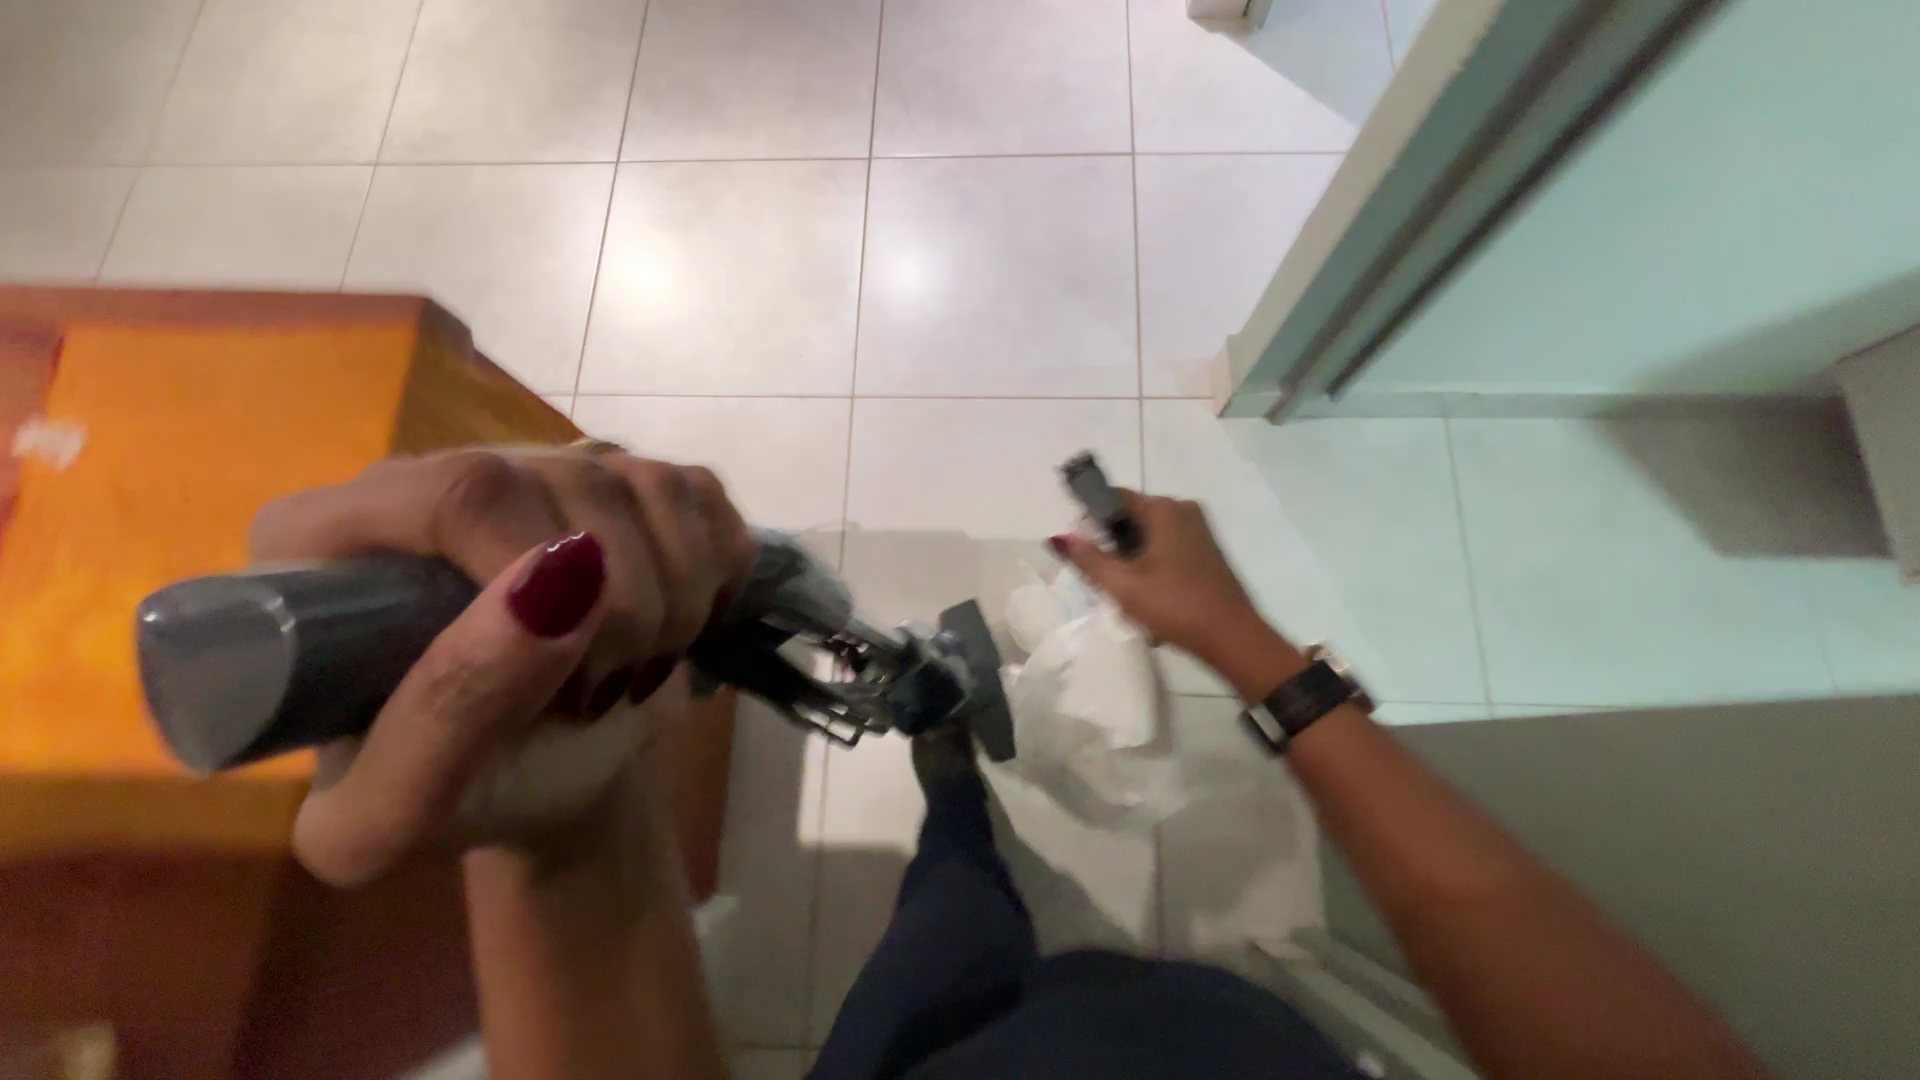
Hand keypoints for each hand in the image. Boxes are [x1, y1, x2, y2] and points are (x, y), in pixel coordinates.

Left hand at [247, 446, 753, 885]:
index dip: (528, 569)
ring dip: (674, 605)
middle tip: (597, 693)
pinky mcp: (638, 484)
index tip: (563, 671)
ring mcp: (554, 468)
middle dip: (621, 610)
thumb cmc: (467, 794)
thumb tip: (564, 580)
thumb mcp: (397, 815)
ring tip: (630, 668)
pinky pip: (705, 499)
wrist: (560, 768)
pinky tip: (677, 623)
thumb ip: (447, 710)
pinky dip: (715, 577)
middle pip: (571, 482)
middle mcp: (447, 474)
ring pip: (651, 486)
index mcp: (335, 539)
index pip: (454, 489)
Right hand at [1051, 491, 1271, 670]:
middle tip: (1103, 581)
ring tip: (1125, 594)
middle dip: (1111, 546)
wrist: (1232, 638)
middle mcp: (1183, 510)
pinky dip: (1150, 566)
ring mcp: (1199, 530)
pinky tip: (1148, 597)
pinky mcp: (1206, 551)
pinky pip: (1166, 549)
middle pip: (1131, 518)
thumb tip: (1059, 538)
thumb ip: (1087, 559)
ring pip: (1148, 537)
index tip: (1081, 550)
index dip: (1090, 519)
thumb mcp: (1122, 585)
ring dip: (1130, 561)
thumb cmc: (1174, 606)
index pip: (1114, 497)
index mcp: (1164, 509)